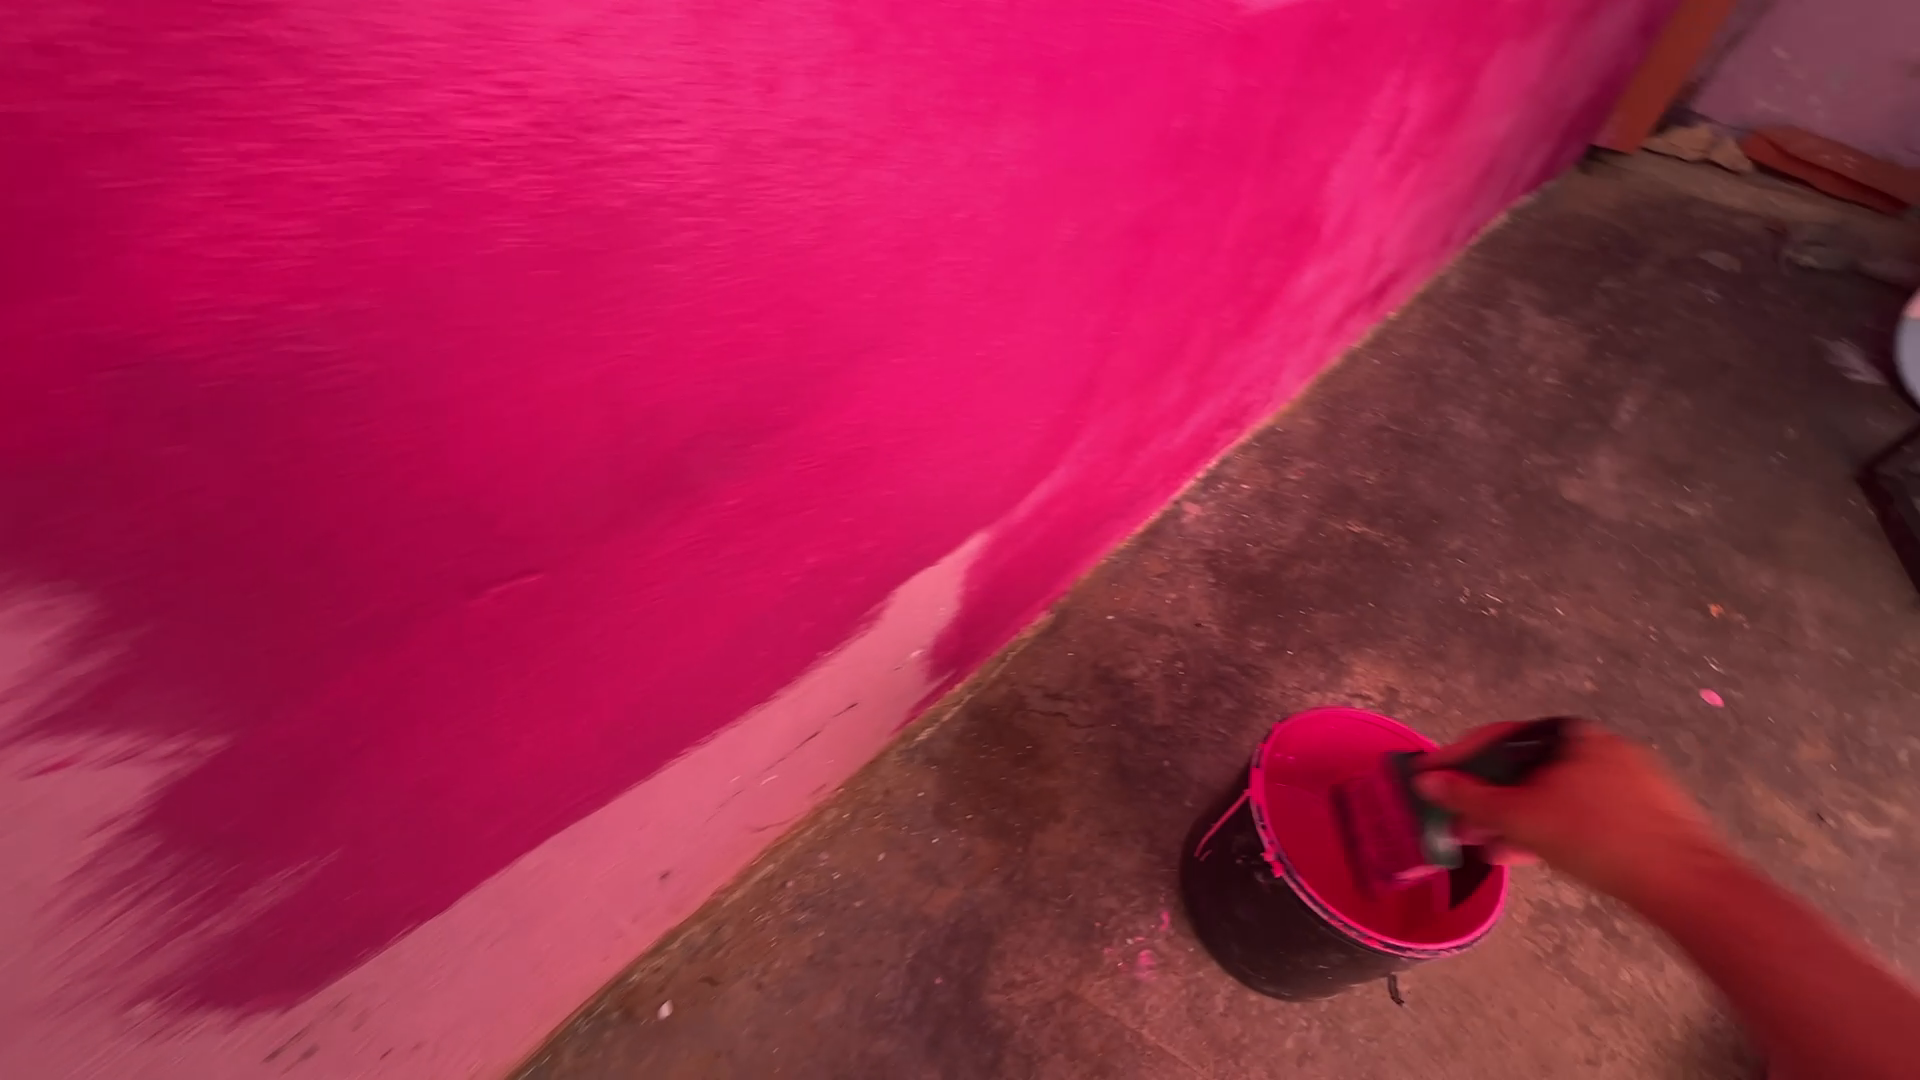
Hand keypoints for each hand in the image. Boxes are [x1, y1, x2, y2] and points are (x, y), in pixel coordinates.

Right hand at [1413, 720, 1726, 905]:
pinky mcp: (1645, 817)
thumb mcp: (1517, 815)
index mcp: (1569, 734)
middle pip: (1523, 769)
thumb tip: (1426, 781)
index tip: (1428, 777)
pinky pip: (1578, 813)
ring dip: (1511, 819)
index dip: (1456, 760)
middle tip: (1456, 821)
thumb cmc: (1595, 836)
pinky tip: (1524, 854)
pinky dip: (1547, 829)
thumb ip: (1466, 795)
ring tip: (1484, 845)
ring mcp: (1627, 782)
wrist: (1693, 888)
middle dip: (1485, 798)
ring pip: (1549, 795)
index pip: (1496, 739)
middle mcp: (1598, 747)